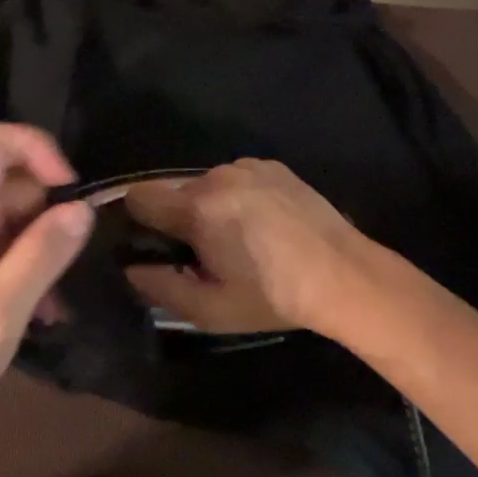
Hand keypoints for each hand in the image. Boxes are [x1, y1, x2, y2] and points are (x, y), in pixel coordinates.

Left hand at [0, 123, 93, 430]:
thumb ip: (38, 258)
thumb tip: (81, 209)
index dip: (34, 149)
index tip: (70, 193)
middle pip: (7, 179)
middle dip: (48, 213)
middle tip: (68, 266)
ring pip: (9, 214)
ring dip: (41, 248)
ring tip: (55, 304)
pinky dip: (24, 267)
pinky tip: (39, 313)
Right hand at [123, 159, 387, 337]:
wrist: (346, 277)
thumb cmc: (272, 297)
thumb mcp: (209, 309)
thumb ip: (160, 288)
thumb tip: (132, 270)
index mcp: (197, 208)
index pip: (138, 197)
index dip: (138, 223)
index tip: (154, 248)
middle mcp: (218, 176)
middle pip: (173, 192)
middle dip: (178, 220)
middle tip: (203, 256)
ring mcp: (249, 167)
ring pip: (205, 185)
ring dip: (208, 209)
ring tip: (237, 242)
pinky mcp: (274, 167)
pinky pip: (235, 179)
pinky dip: (236, 199)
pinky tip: (261, 227)